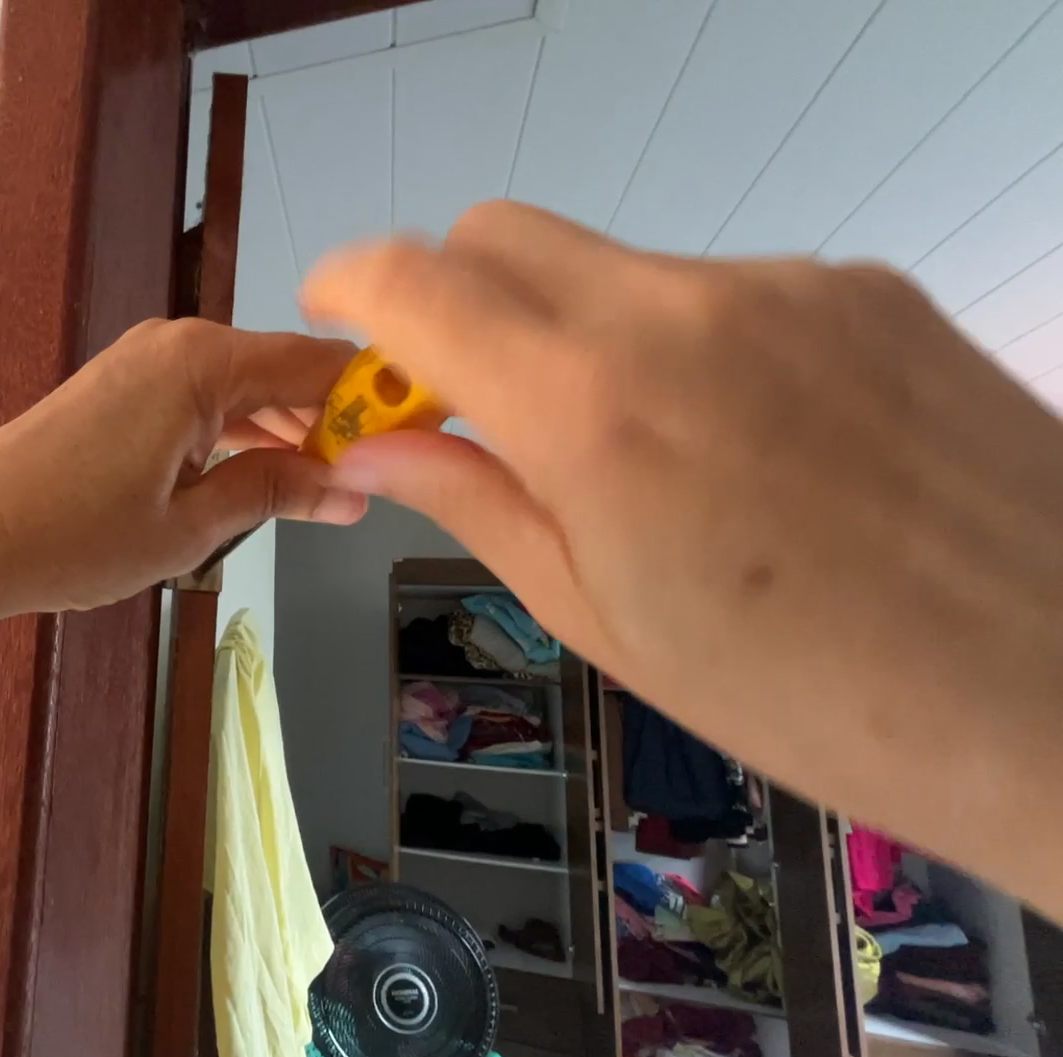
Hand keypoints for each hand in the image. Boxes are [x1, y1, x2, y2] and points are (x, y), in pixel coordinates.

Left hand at [0, 318, 367, 616]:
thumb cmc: (70, 537)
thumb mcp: (189, 526)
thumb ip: (272, 491)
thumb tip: (344, 487)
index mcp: (202, 362)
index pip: (318, 364)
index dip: (371, 399)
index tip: (411, 437)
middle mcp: (172, 346)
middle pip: (277, 374)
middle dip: (324, 424)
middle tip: (365, 481)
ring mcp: (137, 365)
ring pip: (236, 391)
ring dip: (277, 435)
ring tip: (315, 491)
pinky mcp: (113, 392)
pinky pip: (193, 402)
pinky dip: (228, 436)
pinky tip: (249, 475)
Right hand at [304, 202, 1062, 890]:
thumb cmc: (789, 689)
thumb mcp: (584, 606)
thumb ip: (461, 496)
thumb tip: (361, 450)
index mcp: (589, 407)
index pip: (419, 286)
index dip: (349, 284)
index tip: (328, 311)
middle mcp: (679, 310)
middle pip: (495, 235)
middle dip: (436, 295)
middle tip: (441, 392)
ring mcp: (781, 286)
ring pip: (594, 261)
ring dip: (542, 324)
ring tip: (589, 437)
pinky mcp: (859, 289)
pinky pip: (694, 285)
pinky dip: (643, 333)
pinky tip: (702, 429)